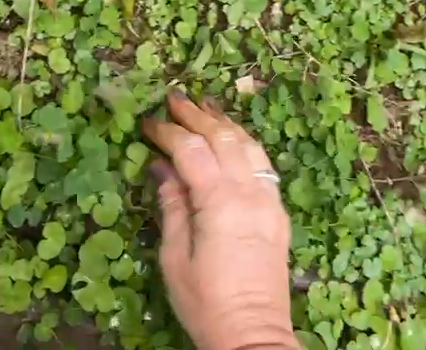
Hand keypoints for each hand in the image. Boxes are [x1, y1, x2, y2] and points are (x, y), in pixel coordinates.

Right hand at [142, 92, 295, 349]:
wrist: (253, 337)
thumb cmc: (205, 303)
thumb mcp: (175, 258)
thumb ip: (172, 206)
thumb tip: (161, 167)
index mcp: (219, 202)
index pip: (191, 150)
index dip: (167, 132)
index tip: (147, 123)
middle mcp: (248, 192)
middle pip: (222, 137)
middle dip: (195, 114)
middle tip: (173, 99)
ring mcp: (268, 199)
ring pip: (247, 143)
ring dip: (223, 122)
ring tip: (203, 106)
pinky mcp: (278, 211)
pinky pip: (262, 163)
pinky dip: (244, 142)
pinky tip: (232, 137)